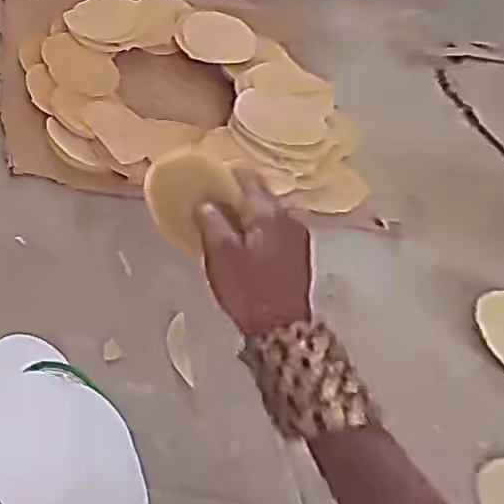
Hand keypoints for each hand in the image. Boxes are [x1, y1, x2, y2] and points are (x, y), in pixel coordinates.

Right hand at [195, 169, 315, 336]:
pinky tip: (243, 241)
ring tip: (224, 223)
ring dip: (246, 214)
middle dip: (235, 195)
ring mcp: (297, 236)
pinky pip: (273, 229)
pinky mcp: (298, 253)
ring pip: (267, 213)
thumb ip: (210, 219)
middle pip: (259, 195)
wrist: (281, 329)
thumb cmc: (247, 287)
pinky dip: (257, 228)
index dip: (226, 174)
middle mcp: (289, 218)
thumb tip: (205, 200)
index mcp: (268, 213)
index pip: (247, 178)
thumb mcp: (219, 251)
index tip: (207, 178)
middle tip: (210, 202)